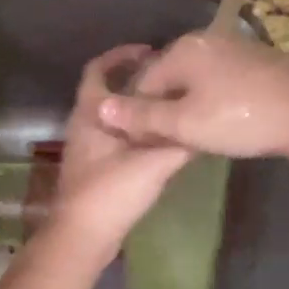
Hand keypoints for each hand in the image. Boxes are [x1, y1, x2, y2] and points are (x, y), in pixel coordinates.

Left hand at [45, 46, 192, 252]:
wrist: (82, 237)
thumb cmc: (110, 192)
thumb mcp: (153, 163)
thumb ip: (180, 141)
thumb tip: (205, 122)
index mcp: (90, 113)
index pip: (98, 69)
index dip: (121, 55)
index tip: (151, 51)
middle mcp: (84, 125)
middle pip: (107, 91)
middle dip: (136, 82)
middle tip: (170, 80)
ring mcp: (86, 148)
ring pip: (112, 117)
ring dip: (137, 109)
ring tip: (171, 107)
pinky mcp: (94, 169)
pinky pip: (116, 139)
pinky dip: (136, 132)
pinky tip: (161, 141)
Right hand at [96, 32, 288, 159]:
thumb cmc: (240, 118)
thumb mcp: (184, 124)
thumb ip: (141, 117)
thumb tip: (99, 109)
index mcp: (182, 49)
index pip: (142, 83)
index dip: (139, 116)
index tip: (147, 145)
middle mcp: (204, 40)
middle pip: (168, 79)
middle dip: (166, 110)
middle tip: (174, 143)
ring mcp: (234, 47)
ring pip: (195, 81)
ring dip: (191, 108)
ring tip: (199, 137)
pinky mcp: (257, 60)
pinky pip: (220, 81)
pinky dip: (215, 101)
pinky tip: (226, 123)